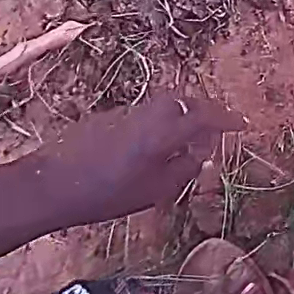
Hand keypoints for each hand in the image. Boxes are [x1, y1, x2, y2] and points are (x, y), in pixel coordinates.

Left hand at [20, 94, 244, 227]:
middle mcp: (148, 114)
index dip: (226, 120)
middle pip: (184, 100)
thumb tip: (203, 154)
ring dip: (181, 114)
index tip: (241, 125)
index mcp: (163, 132)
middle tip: (215, 126)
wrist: (52, 184)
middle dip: (204, 109)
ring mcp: (126, 112)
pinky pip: (144, 113)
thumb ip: (184, 169)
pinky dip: (158, 122)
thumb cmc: (107, 194)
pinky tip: (152, 145)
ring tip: (187, 137)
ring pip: (163, 104)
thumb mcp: (154, 191)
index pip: (205, 117)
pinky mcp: (108, 117)